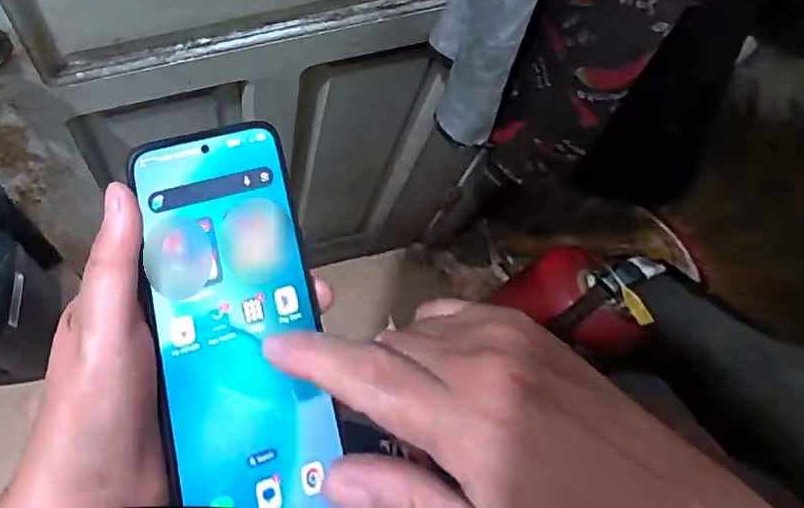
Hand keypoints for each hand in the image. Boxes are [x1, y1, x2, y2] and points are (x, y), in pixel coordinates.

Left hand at [3, 182, 332, 507]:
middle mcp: (169, 321)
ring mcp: (193, 359)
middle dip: (263, 266)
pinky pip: (250, 366)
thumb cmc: (85, 413)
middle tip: (299, 258)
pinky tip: (305, 354)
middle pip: (223, 280)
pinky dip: (277, 357)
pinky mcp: (213, 396)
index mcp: (138, 295)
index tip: (256, 202)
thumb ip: (114, 265)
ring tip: (313, 303)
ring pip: (242, 320)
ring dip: (277, 310)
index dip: (219, 218)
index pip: (183, 241)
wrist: (96, 507)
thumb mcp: (99, 329)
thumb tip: (120, 193)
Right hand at [264, 299, 767, 507]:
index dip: (316, 356)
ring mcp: (509, 332)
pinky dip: (435, 337)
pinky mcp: (529, 326)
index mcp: (469, 419)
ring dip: (401, 359)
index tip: (274, 343)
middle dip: (363, 375)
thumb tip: (334, 470)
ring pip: (419, 327)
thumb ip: (405, 499)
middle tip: (361, 419)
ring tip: (412, 409)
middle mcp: (481, 357)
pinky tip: (451, 377)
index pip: (369, 374)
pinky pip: (455, 314)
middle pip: (390, 347)